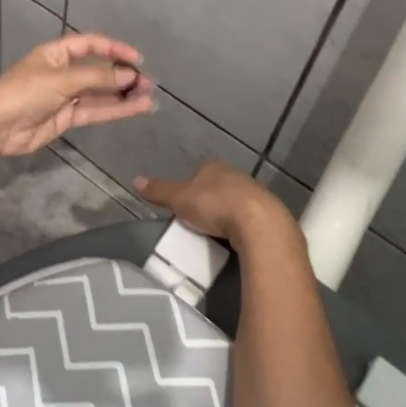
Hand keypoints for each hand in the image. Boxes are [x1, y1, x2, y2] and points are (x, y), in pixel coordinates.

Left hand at [0, 33, 155, 157]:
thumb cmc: (25, 93)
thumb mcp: (61, 79)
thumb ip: (97, 77)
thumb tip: (129, 74)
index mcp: (56, 54)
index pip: (90, 44)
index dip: (114, 48)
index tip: (137, 58)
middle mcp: (62, 72)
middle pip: (98, 70)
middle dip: (122, 75)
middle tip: (148, 83)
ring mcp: (65, 96)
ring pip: (100, 93)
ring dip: (123, 94)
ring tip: (149, 96)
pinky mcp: (66, 118)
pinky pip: (95, 111)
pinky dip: (115, 109)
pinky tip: (136, 108)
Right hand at [133, 159, 301, 252]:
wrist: (259, 223)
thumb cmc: (214, 204)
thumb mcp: (179, 198)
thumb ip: (158, 190)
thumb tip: (134, 180)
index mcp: (214, 167)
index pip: (198, 172)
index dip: (190, 187)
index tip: (185, 206)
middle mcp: (236, 174)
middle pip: (218, 186)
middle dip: (210, 201)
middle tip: (199, 222)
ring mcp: (256, 193)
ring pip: (236, 201)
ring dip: (228, 214)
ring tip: (217, 234)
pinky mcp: (270, 213)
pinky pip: (251, 218)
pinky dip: (243, 227)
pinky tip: (237, 240)